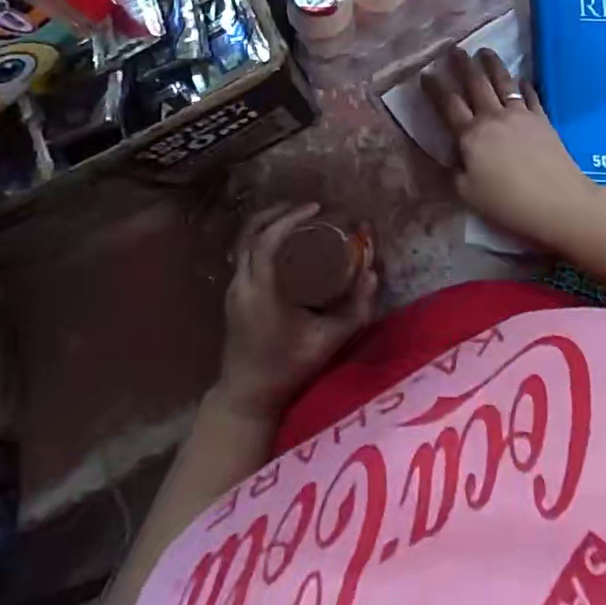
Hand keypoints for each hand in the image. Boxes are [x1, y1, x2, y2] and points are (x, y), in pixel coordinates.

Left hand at [213, 202, 376, 420]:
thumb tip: (372, 275)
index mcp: (260, 293)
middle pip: (250, 234)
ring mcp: (233, 290)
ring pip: (244, 243)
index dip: (289, 219)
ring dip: (268, 224)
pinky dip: (262, 239)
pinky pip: (244, 254)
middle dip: (277, 213)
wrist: (247, 397)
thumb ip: (354, 309)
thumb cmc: (288, 368)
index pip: (266, 242)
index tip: (315, 209)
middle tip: (307, 207)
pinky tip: (284, 242)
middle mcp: (241, 286)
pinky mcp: (234, 296)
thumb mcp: (328, 341)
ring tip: (298, 219)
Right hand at [421, 48, 599, 246]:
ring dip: (492, 65)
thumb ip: (455, 170)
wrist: (557, 201)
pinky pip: (530, 96)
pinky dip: (524, 85)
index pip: (448, 105)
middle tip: (455, 49)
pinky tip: (522, 79)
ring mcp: (521, 115)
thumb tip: (453, 154)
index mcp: (471, 136)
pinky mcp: (542, 120)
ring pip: (503, 82)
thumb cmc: (508, 203)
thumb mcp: (468, 193)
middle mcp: (494, 118)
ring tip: (484, 51)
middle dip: (463, 65)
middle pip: (476, 84)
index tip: (426, 73)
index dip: (435, 88)